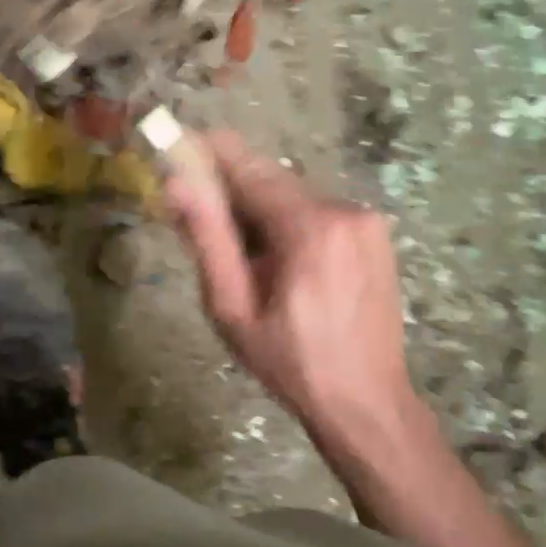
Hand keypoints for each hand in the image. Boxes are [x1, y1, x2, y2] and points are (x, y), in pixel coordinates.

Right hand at [166, 132, 415, 435]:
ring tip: (237, 256)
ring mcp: (366, 222)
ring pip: (289, 196)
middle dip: (227, 190)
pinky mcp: (374, 236)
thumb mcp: (231, 303)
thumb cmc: (288, 359)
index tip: (171, 142)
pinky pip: (313, 211)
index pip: (247, 168)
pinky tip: (273, 262)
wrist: (367, 404)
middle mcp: (345, 210)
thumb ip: (205, 236)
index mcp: (310, 226)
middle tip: (192, 217)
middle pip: (269, 180)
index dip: (206, 152)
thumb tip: (175, 182)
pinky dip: (283, 222)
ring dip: (255, 210)